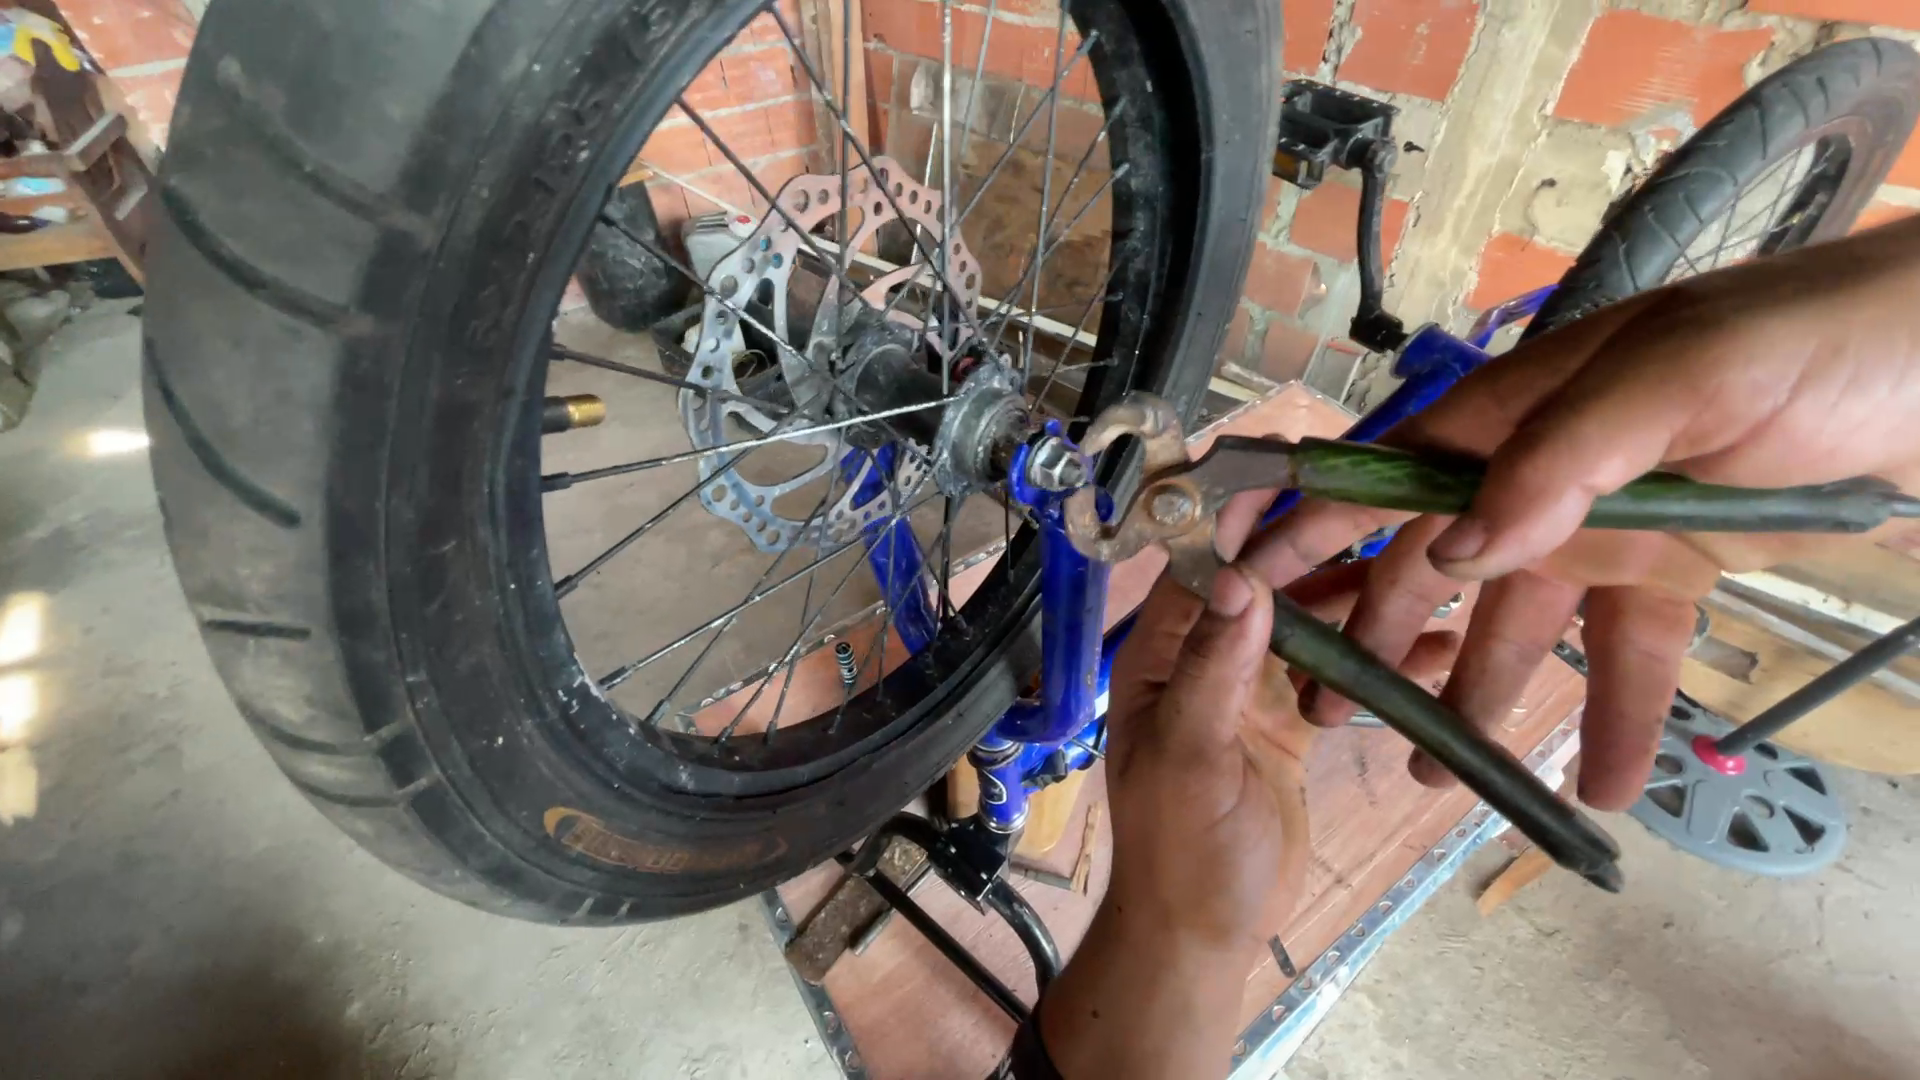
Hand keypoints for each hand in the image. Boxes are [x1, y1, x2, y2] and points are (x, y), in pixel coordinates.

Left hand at [1038, 520, 1458, 1078]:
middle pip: (1261, 588)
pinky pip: (1334, 676)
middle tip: (1389, 516)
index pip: (1198, 570)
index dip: (1239, 524)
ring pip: (1305, 626)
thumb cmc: (1182, 844)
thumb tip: (1234, 578)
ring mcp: (1249, 687)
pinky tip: (1439, 649)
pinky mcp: (1286, 719)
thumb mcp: (1191, 753)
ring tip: (1431, 573)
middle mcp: (1202, 657)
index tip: (1294, 476)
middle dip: (1318, 555)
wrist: (1206, 923)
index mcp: (1161, 654)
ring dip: (1361, 603)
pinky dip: (1379, 662)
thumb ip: (1212, 668)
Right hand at [1239, 216, 1919, 809]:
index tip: (1244, 584)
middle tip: (1328, 712)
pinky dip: (1619, 720)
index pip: (1374, 484)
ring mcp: (1596, 529)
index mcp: (1504, 425)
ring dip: (1478, 702)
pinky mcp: (1671, 569)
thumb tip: (1454, 554)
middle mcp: (1528, 482)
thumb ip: (1557, 460)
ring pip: (1513, 629)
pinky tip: (1608, 787)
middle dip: (1374, 644)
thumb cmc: (1822, 341)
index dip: (1303, 532)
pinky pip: (1632, 656)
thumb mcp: (1684, 377)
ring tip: (1441, 777)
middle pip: (1426, 573)